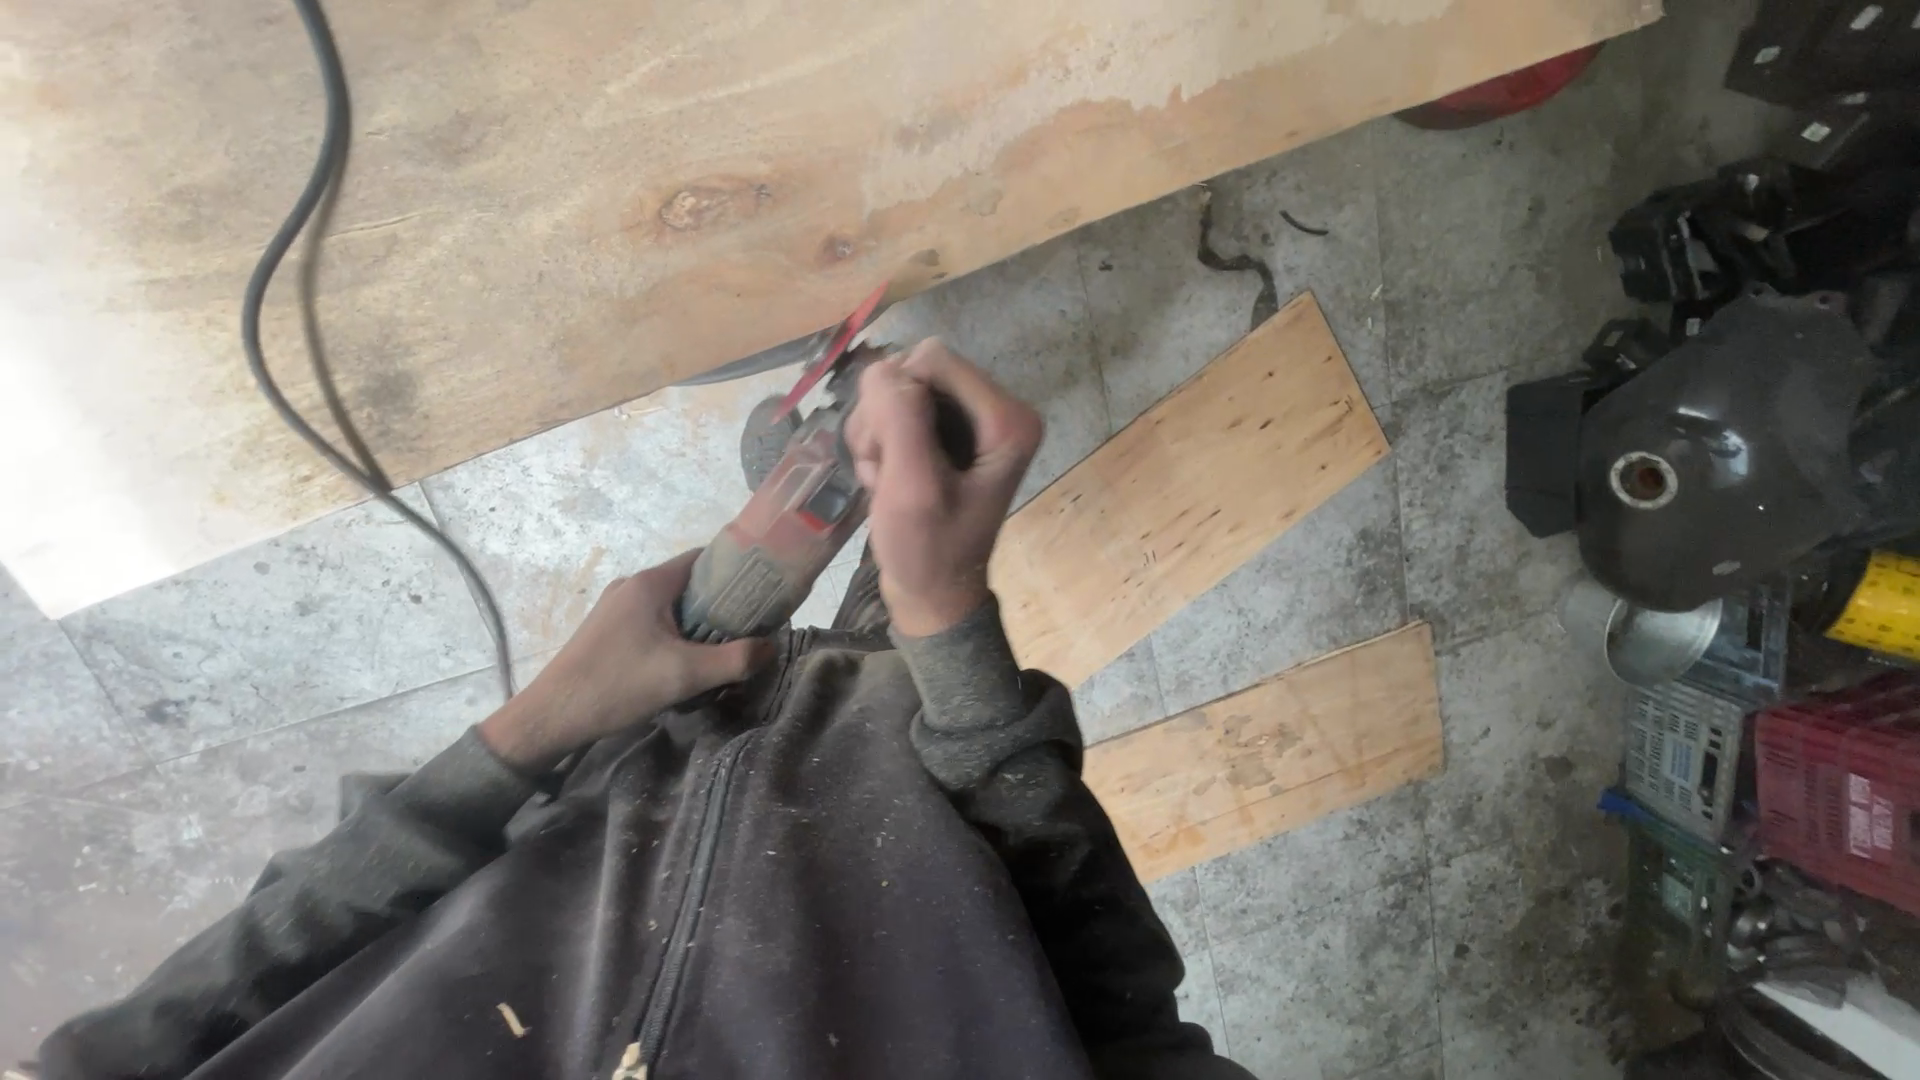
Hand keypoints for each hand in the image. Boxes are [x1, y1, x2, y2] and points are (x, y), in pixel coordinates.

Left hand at [477, 551, 774, 771]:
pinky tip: (684, 659)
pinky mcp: (607, 629)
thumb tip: (772, 647)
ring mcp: (615, 607)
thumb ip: (736, 659)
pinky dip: (674, 632)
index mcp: (650, 583)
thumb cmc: (618, 686)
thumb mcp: (686, 675)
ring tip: (722, 646)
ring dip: (697, 621)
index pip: (704, 559)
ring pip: (671, 604)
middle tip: (748, 626)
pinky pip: (652, 619)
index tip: (761, 592)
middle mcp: (632, 585)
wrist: (552, 717)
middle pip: (689, 583)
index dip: (736, 572)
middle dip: (721, 602)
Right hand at [844, 339, 1042, 636]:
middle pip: (914, 370)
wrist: (930, 595)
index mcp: (1008, 419)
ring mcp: (969, 421)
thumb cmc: (927, 551)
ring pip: (897, 389)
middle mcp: (996, 410)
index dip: (896, 398)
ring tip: (884, 481)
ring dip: (876, 434)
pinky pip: (895, 410)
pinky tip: (885, 480)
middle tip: (885, 470)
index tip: (891, 453)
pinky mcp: (946, 434)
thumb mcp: (912, 489)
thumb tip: (883, 369)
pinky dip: (879, 443)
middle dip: (884, 419)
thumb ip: (902, 422)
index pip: (932, 358)